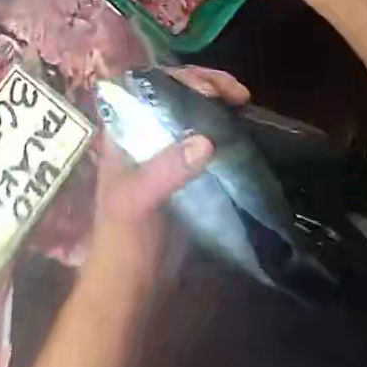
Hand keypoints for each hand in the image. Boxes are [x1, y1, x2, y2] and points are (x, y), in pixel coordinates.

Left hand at [87, 67, 249, 278]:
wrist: (131, 288)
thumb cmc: (122, 240)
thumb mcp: (136, 202)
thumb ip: (166, 170)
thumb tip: (206, 141)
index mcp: (123, 130)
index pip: (148, 83)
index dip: (179, 77)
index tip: (210, 89)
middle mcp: (144, 133)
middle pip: (175, 92)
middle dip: (205, 84)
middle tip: (237, 94)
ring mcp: (166, 153)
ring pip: (192, 113)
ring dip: (218, 103)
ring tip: (244, 103)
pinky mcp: (186, 173)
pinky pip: (206, 140)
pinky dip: (225, 130)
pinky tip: (244, 131)